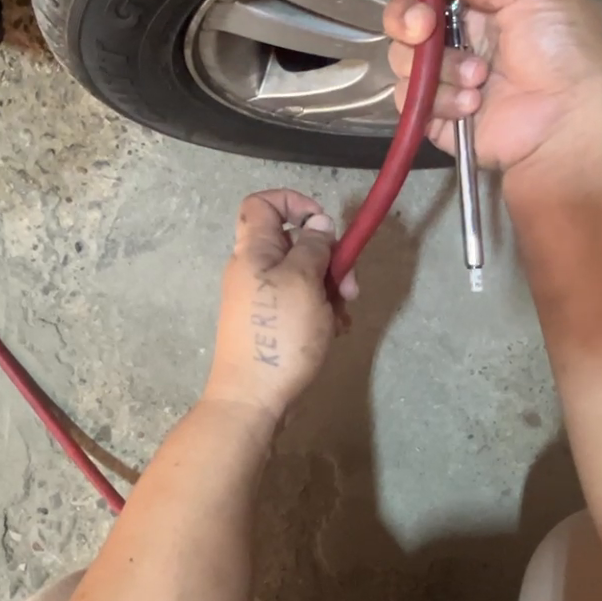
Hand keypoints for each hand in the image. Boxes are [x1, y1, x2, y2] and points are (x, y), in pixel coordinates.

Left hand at [202, 191, 358, 424]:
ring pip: (305, 276)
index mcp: (253, 251)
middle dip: (328, 258)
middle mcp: (254, 270)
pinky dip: (322, 311)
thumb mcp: (303, 281)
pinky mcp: (273, 324)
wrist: (254, 398)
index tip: (323, 223)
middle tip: (347, 285)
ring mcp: (263, 298)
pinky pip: (302, 304)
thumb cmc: (280, 334)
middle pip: (295, 242)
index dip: (294, 202)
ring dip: (330, 289)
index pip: (262, 204)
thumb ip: (313, 246)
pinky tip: (335, 330)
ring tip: (342, 314)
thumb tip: (318, 223)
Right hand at [383, 0, 601, 173]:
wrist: (564, 120)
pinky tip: (474, 104)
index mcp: (477, 4)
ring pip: (402, 59)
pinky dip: (442, 99)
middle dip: (406, 19)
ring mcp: (440, 78)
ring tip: (479, 77)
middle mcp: (453, 39)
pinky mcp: (431, 114)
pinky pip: (410, 100)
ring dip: (440, 66)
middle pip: (402, 20)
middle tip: (426, 26)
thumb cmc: (563, 50)